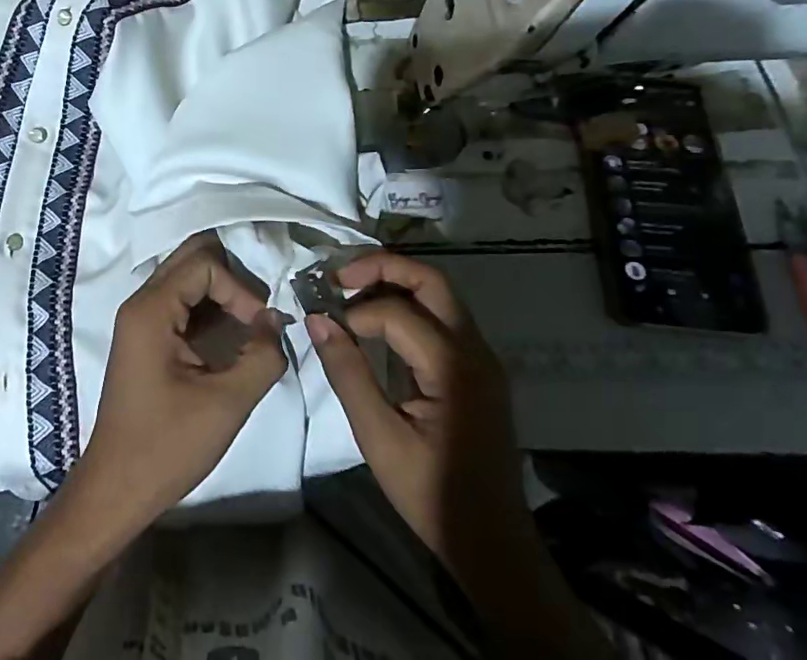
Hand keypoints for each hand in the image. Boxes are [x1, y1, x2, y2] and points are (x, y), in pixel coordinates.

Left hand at [66, 240, 288, 528]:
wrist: (117, 488)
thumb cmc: (167, 446)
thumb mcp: (227, 403)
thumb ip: (263, 355)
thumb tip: (277, 321)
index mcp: (150, 310)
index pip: (204, 264)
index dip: (239, 289)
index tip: (260, 328)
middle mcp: (140, 304)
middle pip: (191, 260)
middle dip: (231, 280)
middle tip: (258, 315)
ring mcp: (139, 321)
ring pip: (187, 280)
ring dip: (222, 296)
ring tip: (251, 328)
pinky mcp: (146, 339)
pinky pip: (182, 305)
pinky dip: (210, 312)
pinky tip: (232, 340)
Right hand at [304, 251, 515, 567]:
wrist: (489, 539)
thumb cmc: (430, 492)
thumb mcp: (378, 437)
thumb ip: (348, 373)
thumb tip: (317, 320)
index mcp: (455, 367)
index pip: (398, 312)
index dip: (356, 314)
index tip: (326, 329)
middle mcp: (476, 350)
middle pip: (432, 281)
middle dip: (383, 268)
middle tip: (338, 277)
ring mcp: (482, 358)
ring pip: (440, 296)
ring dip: (395, 284)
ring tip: (351, 293)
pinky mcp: (477, 369)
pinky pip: (443, 319)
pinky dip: (409, 307)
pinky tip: (378, 323)